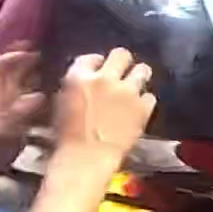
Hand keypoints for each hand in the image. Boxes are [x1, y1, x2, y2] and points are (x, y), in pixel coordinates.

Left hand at [0, 49, 45, 171]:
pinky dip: (27, 83)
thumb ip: (20, 113)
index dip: (11, 56)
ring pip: (9, 79)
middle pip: (2, 69)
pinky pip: (16, 90)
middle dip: (18, 56)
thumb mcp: (8, 132)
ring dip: (23, 68)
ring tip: (43, 60)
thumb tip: (38, 95)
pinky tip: (41, 84)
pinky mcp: (5, 112)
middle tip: (39, 47)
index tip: (31, 50)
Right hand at [54, 47, 155, 162]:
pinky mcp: (144, 108)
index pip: (92, 57)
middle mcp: (105, 79)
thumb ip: (77, 85)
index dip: (97, 64)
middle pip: (122, 54)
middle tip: (123, 71)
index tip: (99, 71)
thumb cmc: (67, 135)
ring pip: (143, 70)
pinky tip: (139, 107)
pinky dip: (145, 101)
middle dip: (123, 62)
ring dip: (139, 75)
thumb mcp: (62, 102)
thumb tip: (89, 79)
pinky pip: (150, 96)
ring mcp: (128, 92)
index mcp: (79, 77)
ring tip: (136, 84)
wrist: (87, 157)